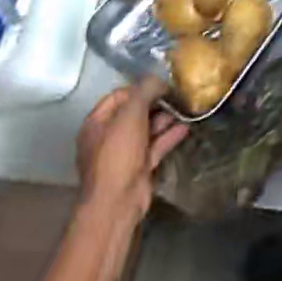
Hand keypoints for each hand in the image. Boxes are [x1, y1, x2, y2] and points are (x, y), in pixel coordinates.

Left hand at [75, 79, 188, 220]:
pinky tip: (185, 127)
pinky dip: (168, 137)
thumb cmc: (118, 153)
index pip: (118, 96)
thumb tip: (159, 79)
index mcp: (96, 123)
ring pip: (145, 130)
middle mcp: (107, 137)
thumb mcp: (131, 114)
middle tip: (175, 96)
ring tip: (182, 109)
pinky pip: (154, 147)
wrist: (117, 201)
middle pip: (133, 113)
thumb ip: (145, 91)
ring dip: (163, 119)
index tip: (160, 84)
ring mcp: (123, 154)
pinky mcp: (137, 169)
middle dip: (154, 103)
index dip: (139, 88)